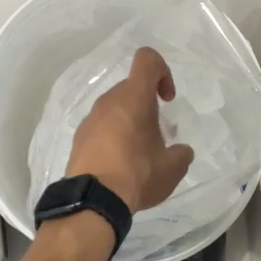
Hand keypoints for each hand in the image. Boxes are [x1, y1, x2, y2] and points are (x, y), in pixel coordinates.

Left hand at [64, 46, 194, 212]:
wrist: (94, 200)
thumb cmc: (138, 174)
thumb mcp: (172, 168)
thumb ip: (181, 154)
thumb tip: (182, 151)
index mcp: (134, 98)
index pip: (148, 60)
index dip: (162, 72)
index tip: (167, 100)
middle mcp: (108, 102)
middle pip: (131, 89)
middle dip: (147, 107)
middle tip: (157, 137)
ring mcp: (90, 120)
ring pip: (114, 111)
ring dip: (129, 125)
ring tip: (138, 156)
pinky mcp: (78, 140)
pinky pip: (100, 130)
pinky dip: (112, 140)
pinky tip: (119, 166)